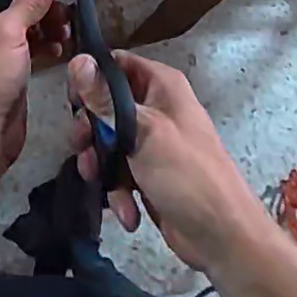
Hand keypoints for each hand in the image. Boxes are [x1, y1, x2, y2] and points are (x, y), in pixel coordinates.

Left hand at [0, 0, 64, 175]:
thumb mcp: (8, 32)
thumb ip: (29, 2)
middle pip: (16, 10)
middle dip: (43, 11)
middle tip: (66, 16)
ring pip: (24, 31)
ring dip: (47, 29)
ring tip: (66, 32)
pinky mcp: (6, 76)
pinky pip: (28, 51)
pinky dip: (44, 47)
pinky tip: (59, 47)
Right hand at [69, 50, 276, 271]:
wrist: (223, 238)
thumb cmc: (187, 173)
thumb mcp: (142, 131)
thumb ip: (105, 99)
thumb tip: (77, 59)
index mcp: (160, 84)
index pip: (115, 65)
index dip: (90, 80)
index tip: (74, 103)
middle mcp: (156, 105)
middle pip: (105, 106)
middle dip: (91, 132)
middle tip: (84, 148)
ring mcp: (152, 140)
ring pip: (108, 141)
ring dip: (102, 165)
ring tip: (100, 183)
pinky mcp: (148, 172)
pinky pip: (120, 170)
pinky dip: (118, 190)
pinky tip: (127, 211)